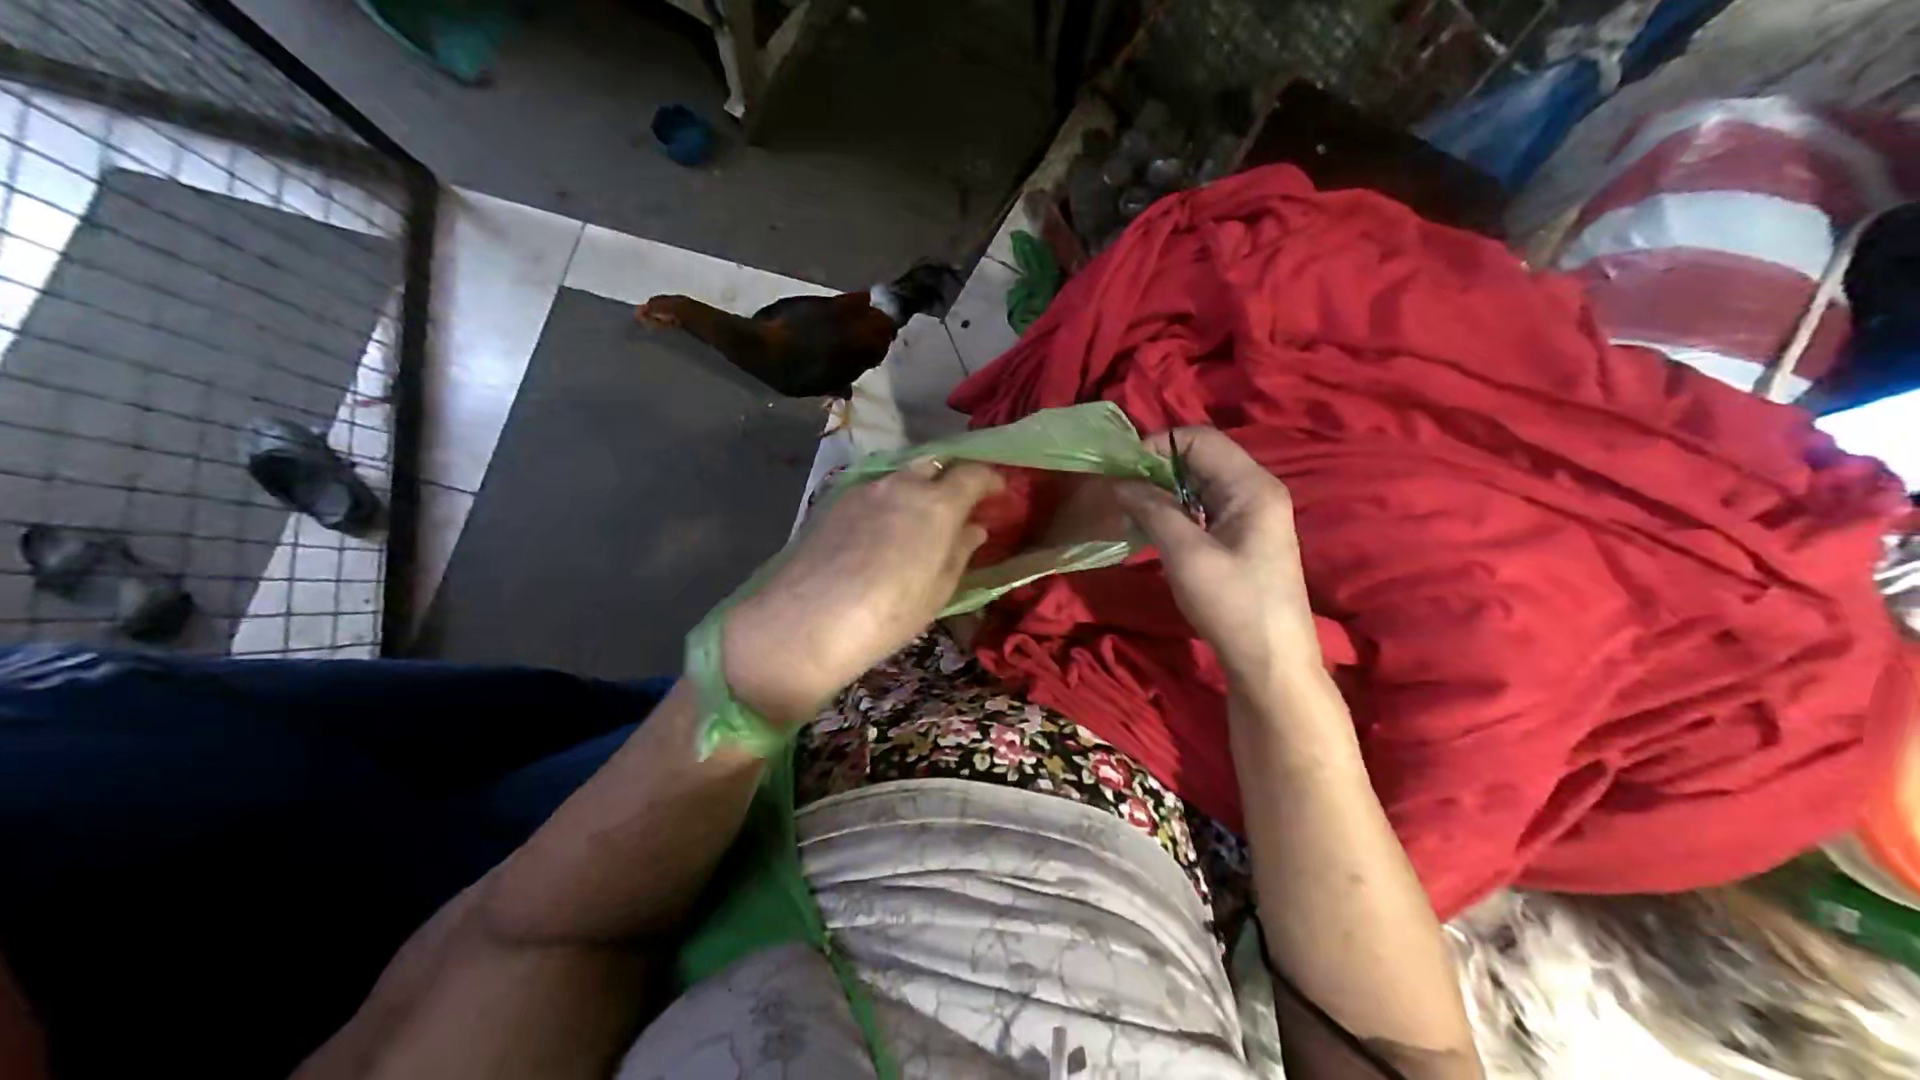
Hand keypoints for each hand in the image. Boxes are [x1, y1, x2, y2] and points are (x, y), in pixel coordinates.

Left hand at [722, 459, 1003, 725]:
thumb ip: (960, 551)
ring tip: (919, 521)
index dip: (990, 479)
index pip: (972, 473)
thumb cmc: (888, 614)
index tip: (998, 493)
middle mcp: (900, 484)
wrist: (805, 622)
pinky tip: (883, 532)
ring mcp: (863, 490)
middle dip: (951, 477)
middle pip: (934, 464)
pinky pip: (874, 492)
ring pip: (900, 477)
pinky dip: (889, 502)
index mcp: (936, 503)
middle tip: (959, 504)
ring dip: (917, 489)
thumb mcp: (938, 590)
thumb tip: (973, 528)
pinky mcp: (834, 502)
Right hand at [1115, 428, 1321, 687]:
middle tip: (1121, 490)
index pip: (1200, 439)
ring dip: (1164, 490)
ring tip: (1132, 508)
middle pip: (1201, 458)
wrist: (1270, 662)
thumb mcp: (1187, 555)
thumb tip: (1119, 481)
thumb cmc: (1233, 605)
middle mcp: (1257, 491)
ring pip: (1200, 483)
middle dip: (1157, 468)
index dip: (1157, 446)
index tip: (1122, 471)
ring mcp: (1253, 515)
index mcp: (1252, 486)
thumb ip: (1153, 510)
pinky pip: (1205, 507)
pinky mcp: (1244, 537)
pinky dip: (1177, 509)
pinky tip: (1155, 527)